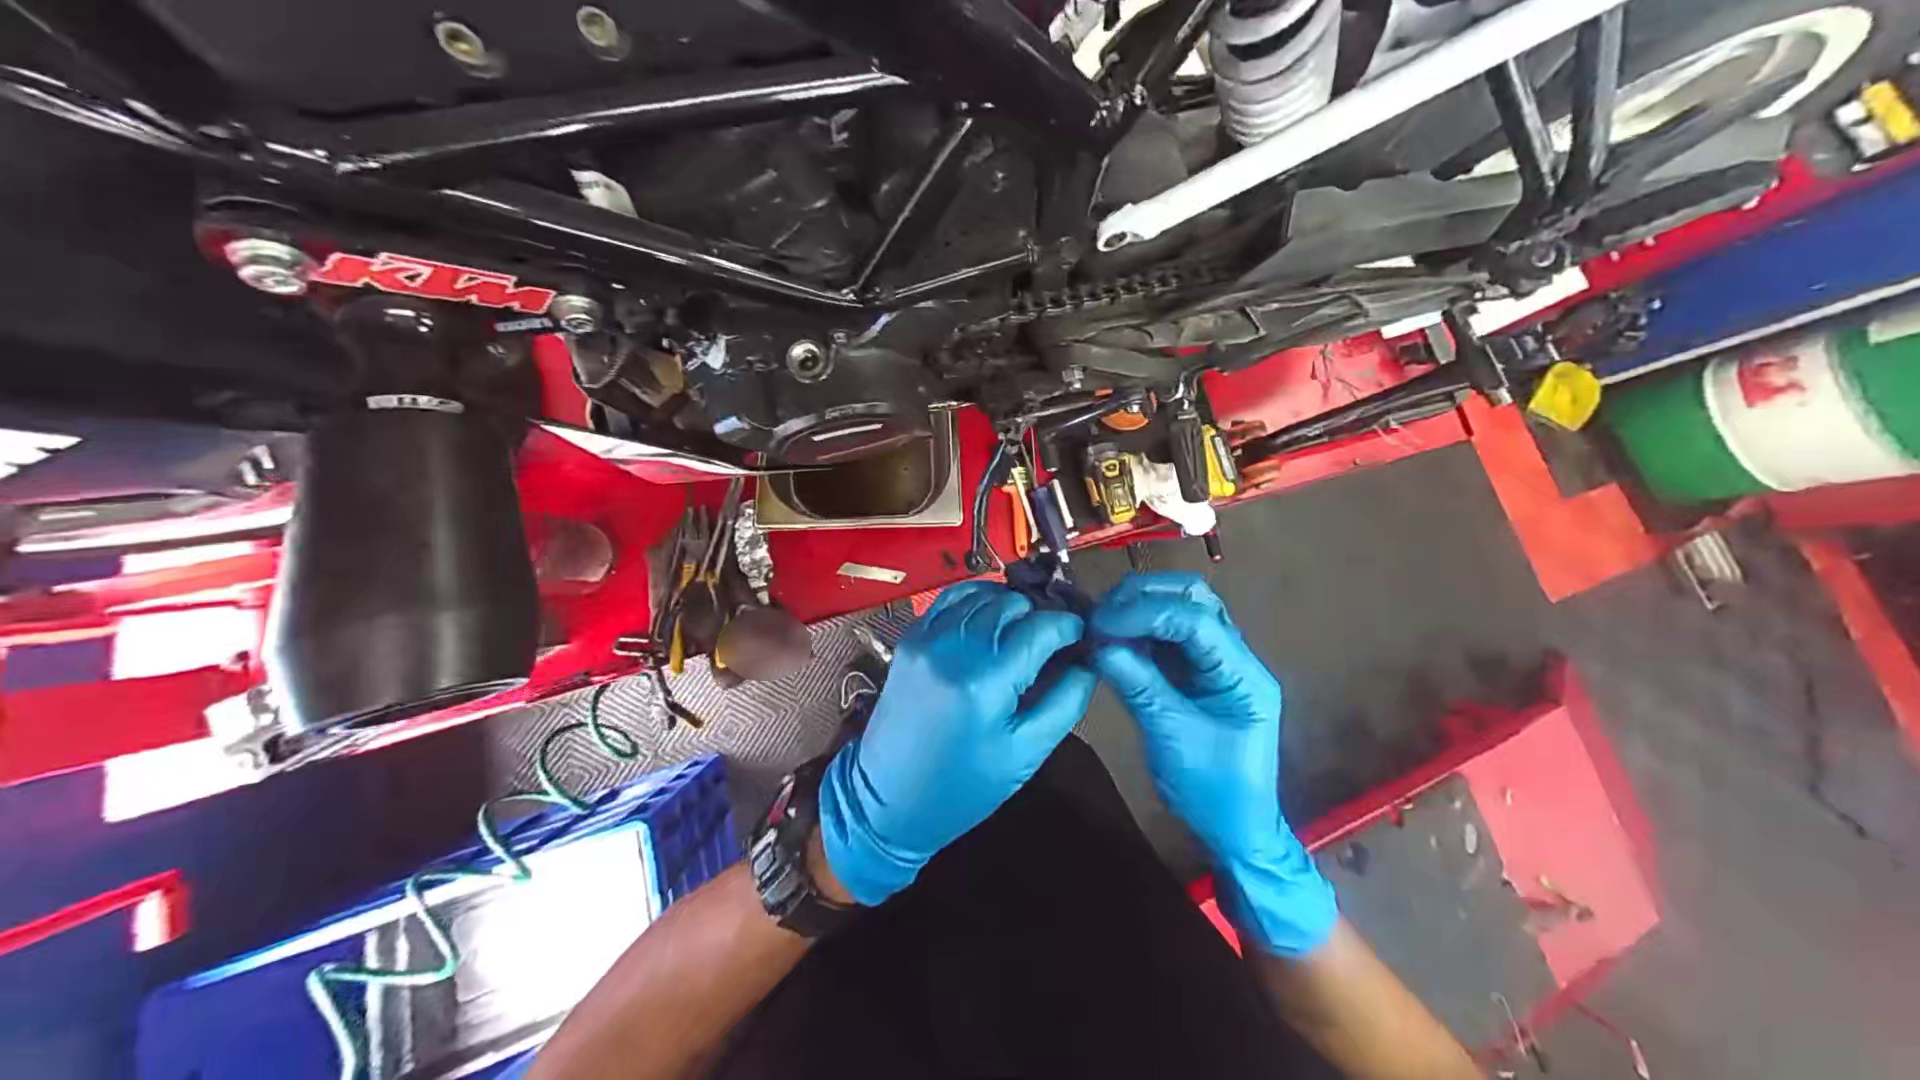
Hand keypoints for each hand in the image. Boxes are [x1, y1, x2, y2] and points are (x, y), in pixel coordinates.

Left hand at [819, 582, 1095, 903]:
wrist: (889, 798)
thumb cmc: (964, 786)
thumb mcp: (1027, 752)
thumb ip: (1067, 700)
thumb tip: (1089, 658)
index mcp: (986, 680)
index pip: (1043, 626)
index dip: (1070, 627)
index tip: (1080, 638)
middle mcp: (954, 646)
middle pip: (1014, 602)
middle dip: (1040, 615)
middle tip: (1052, 641)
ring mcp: (927, 637)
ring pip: (983, 594)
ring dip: (1010, 606)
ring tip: (1022, 632)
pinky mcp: (911, 638)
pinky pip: (951, 599)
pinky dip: (977, 602)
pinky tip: (989, 624)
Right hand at [1088, 573, 1335, 956]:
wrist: (1234, 828)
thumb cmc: (1213, 790)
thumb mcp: (1173, 738)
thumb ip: (1139, 686)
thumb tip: (1098, 646)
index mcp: (1242, 673)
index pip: (1196, 620)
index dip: (1145, 613)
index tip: (1101, 624)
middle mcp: (1233, 655)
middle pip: (1193, 598)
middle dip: (1144, 596)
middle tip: (1100, 615)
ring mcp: (1215, 660)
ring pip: (1180, 608)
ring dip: (1139, 607)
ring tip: (1102, 624)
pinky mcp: (1194, 670)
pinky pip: (1166, 634)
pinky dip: (1137, 629)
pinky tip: (1111, 639)